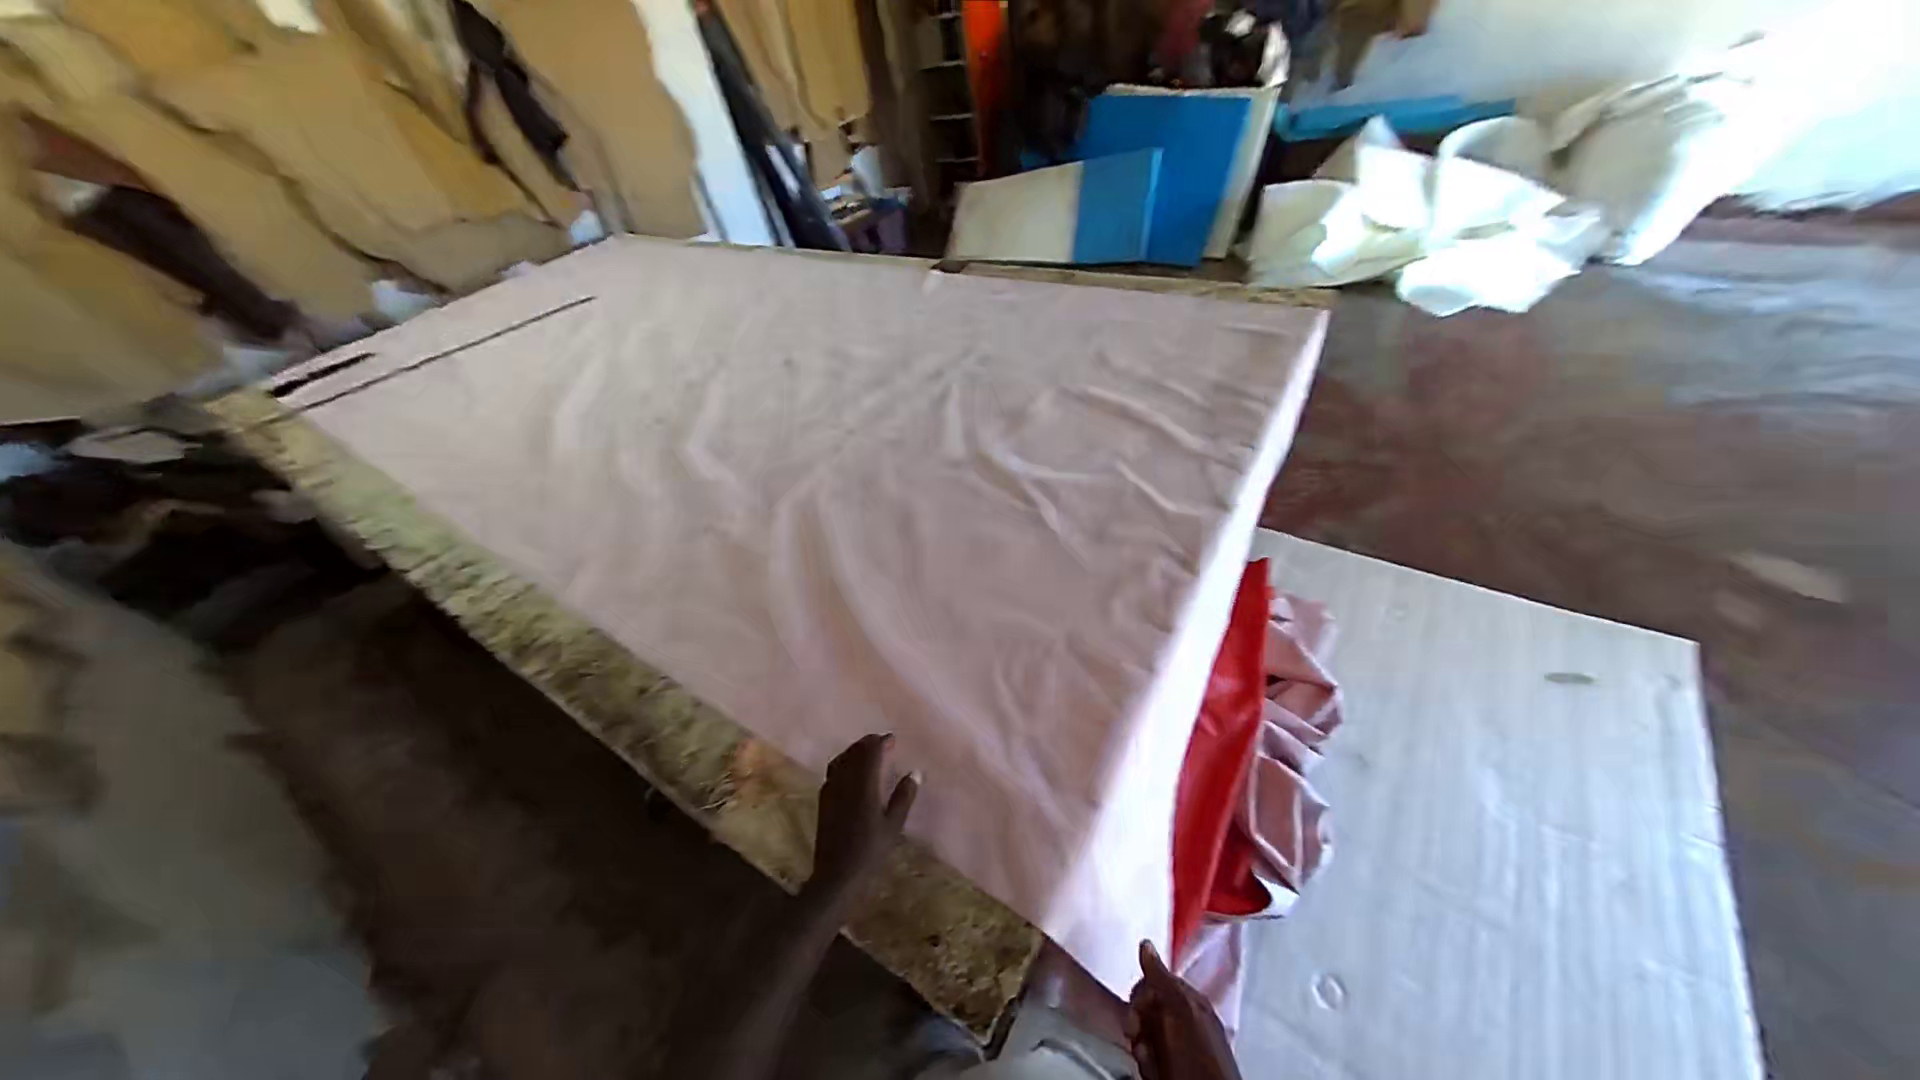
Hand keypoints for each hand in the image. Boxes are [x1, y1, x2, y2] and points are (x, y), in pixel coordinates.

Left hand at [808, 734, 918, 902]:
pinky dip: (844, 763)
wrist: (837, 874)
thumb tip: (914, 773)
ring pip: (841, 758)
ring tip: (868, 752)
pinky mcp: (823, 799)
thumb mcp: (894, 824)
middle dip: (868, 743)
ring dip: (855, 751)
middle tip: (882, 744)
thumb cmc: (870, 850)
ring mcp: (830, 789)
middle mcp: (845, 780)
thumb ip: (904, 796)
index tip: (893, 740)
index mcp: (864, 784)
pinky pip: (833, 771)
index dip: (882, 742)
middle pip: (855, 751)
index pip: (871, 751)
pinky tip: (851, 772)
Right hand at [1126, 940, 1242, 1079]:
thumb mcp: (1182, 1009)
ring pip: (1142, 1033)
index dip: (1142, 992)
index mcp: (1191, 1001)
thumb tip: (1146, 944)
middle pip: (1144, 1007)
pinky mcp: (1169, 1068)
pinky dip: (1145, 1062)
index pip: (1155, 980)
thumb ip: (1162, 977)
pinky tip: (1153, 1069)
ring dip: (1139, 1043)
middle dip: (1137, 1020)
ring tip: (1149, 1057)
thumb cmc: (1202, 1058)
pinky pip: (1146, 1055)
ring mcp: (1176, 1046)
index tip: (1138, 1007)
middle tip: (1139, 1033)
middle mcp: (1183, 1021)